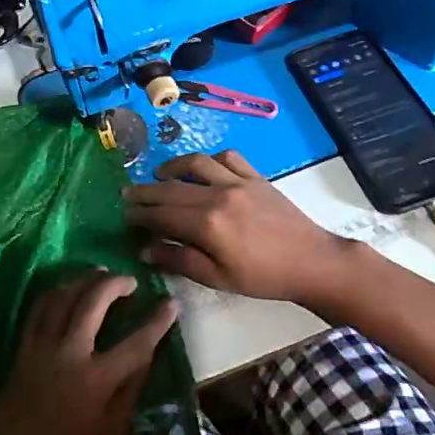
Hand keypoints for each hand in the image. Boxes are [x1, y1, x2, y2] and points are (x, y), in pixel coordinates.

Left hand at [0, 274, 178, 434]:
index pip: (137, 341)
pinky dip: (55, 294)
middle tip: (131, 280)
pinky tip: (66, 291)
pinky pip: (38, 311)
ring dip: (83, 281)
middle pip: (93, 302)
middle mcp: (68, 355)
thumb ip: (131, 390)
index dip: (158, 320)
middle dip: (116, 284)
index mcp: (97, 380)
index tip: (172, 303)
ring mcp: (40, 351)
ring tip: (100, 275)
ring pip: (62, 298)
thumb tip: (147, 353)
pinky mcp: (21, 354)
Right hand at [123, 151, 363, 309]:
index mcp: (207, 224)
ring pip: (196, 163)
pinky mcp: (256, 176)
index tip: (124, 215)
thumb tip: (145, 250)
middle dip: (146, 191)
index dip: (140, 215)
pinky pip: (227, 157)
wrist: (310, 260)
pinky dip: (209, 159)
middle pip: (172, 188)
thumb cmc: (263, 277)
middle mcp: (218, 194)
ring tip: (159, 174)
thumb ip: (180, 260)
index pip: (162, 214)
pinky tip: (202, 168)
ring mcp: (238, 181)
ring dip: (173, 167)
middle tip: (128, 195)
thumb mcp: (218, 278)